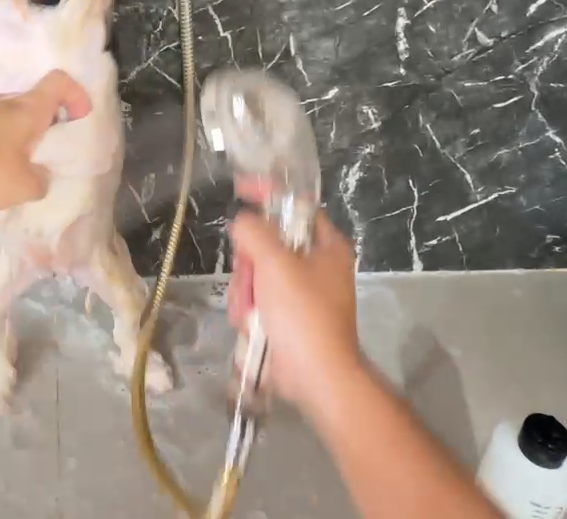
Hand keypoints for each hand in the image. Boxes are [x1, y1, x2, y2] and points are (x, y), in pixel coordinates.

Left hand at [0, 70, 91, 212]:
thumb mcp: (23, 186)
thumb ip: (40, 181)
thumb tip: (40, 177)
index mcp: (28, 109)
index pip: (59, 82)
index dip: (76, 95)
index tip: (80, 118)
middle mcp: (5, 103)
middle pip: (34, 101)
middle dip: (47, 124)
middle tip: (49, 153)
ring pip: (9, 118)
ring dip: (19, 138)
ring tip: (19, 169)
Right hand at [227, 179, 362, 413]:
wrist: (317, 379)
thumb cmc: (302, 313)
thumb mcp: (275, 262)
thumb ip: (254, 230)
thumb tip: (242, 222)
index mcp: (327, 245)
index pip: (295, 203)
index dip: (267, 191)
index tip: (239, 187)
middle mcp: (318, 265)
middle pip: (268, 241)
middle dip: (249, 260)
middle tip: (246, 274)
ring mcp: (303, 292)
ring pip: (259, 271)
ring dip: (245, 289)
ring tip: (247, 310)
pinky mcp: (289, 316)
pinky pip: (260, 297)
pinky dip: (250, 308)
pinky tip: (249, 323)